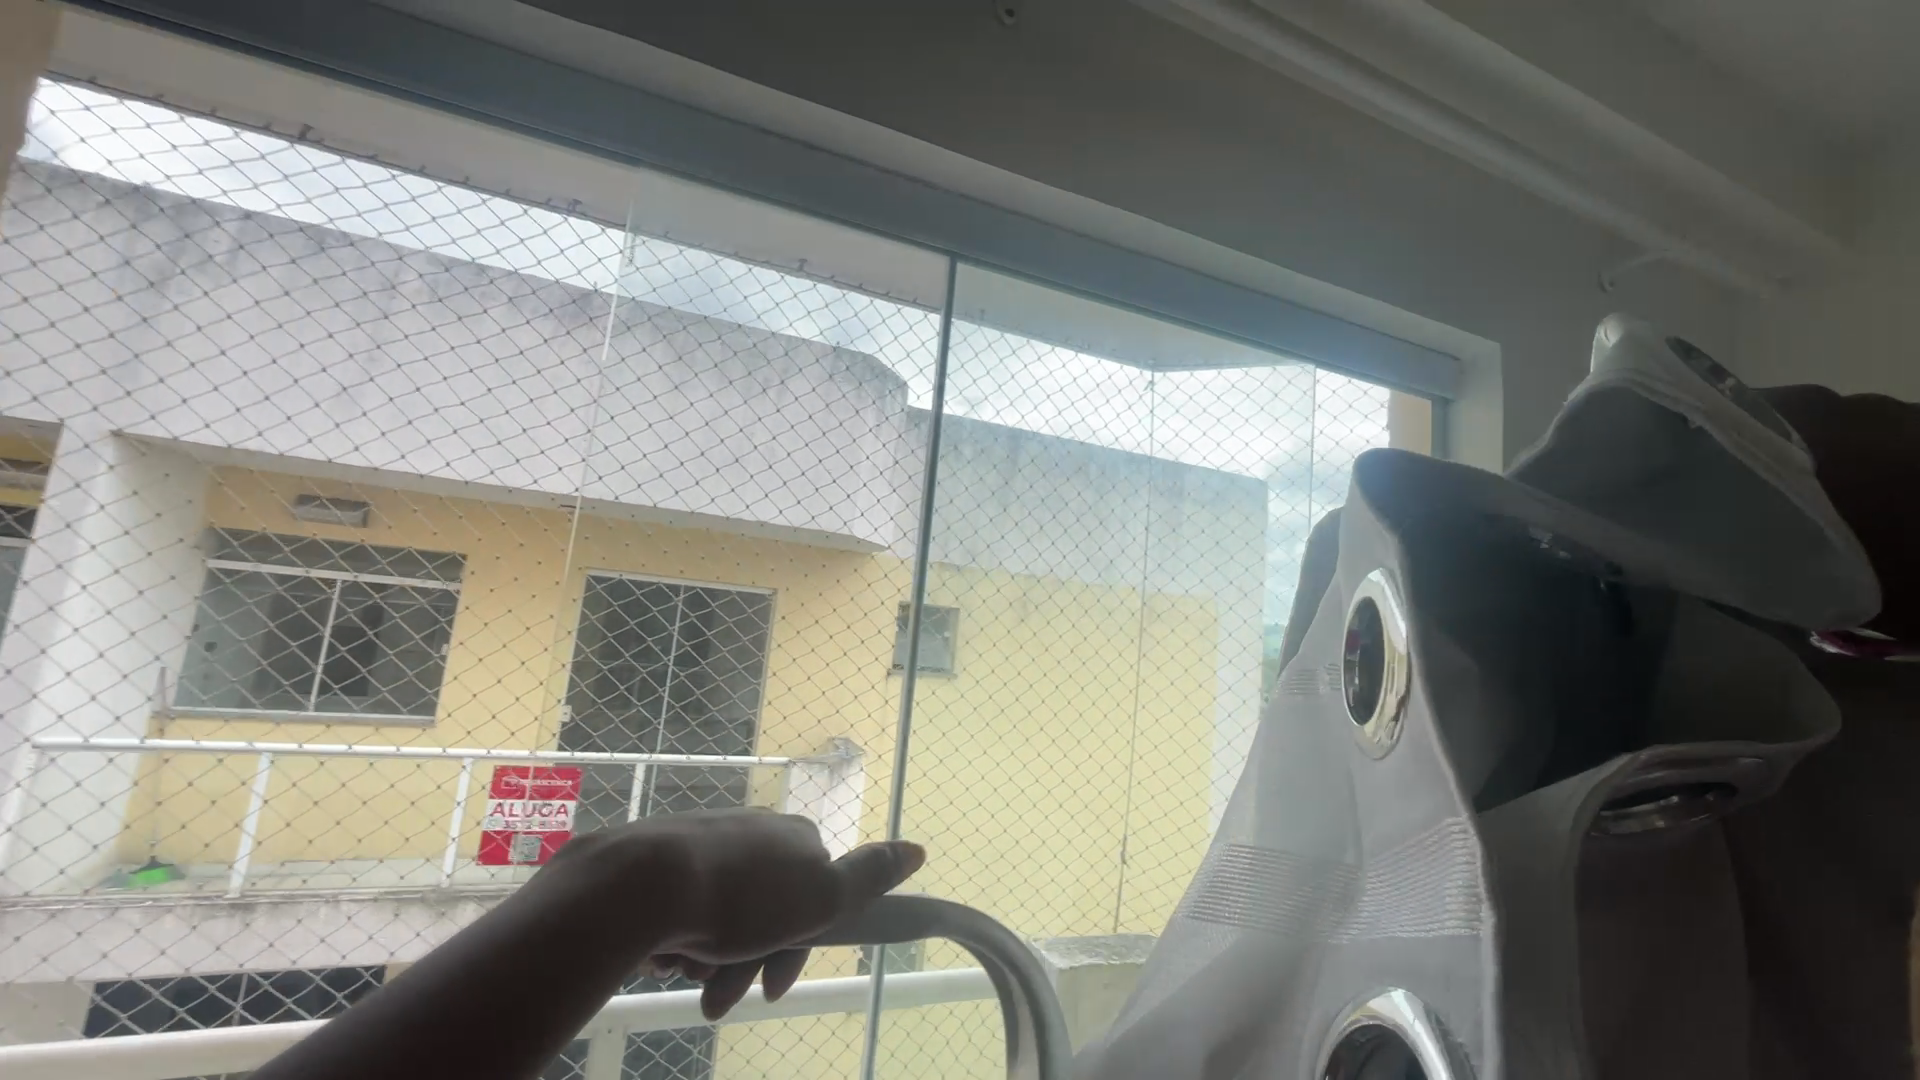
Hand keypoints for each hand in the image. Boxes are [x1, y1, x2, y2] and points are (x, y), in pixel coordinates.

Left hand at [553, 809, 924, 1019]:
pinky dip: (681, 936)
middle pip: (765, 909)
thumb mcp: (819, 895)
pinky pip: (685, 903)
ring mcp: (708, 839)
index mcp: (795, 837)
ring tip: (687, 982)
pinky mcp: (665, 854)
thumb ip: (868, 875)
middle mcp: (756, 831)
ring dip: (712, 958)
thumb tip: (919, 849)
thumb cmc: (741, 900)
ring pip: (723, 913)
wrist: (643, 884)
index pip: (812, 897)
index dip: (797, 948)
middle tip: (716, 1003)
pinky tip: (664, 956)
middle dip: (747, 962)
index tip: (771, 991)